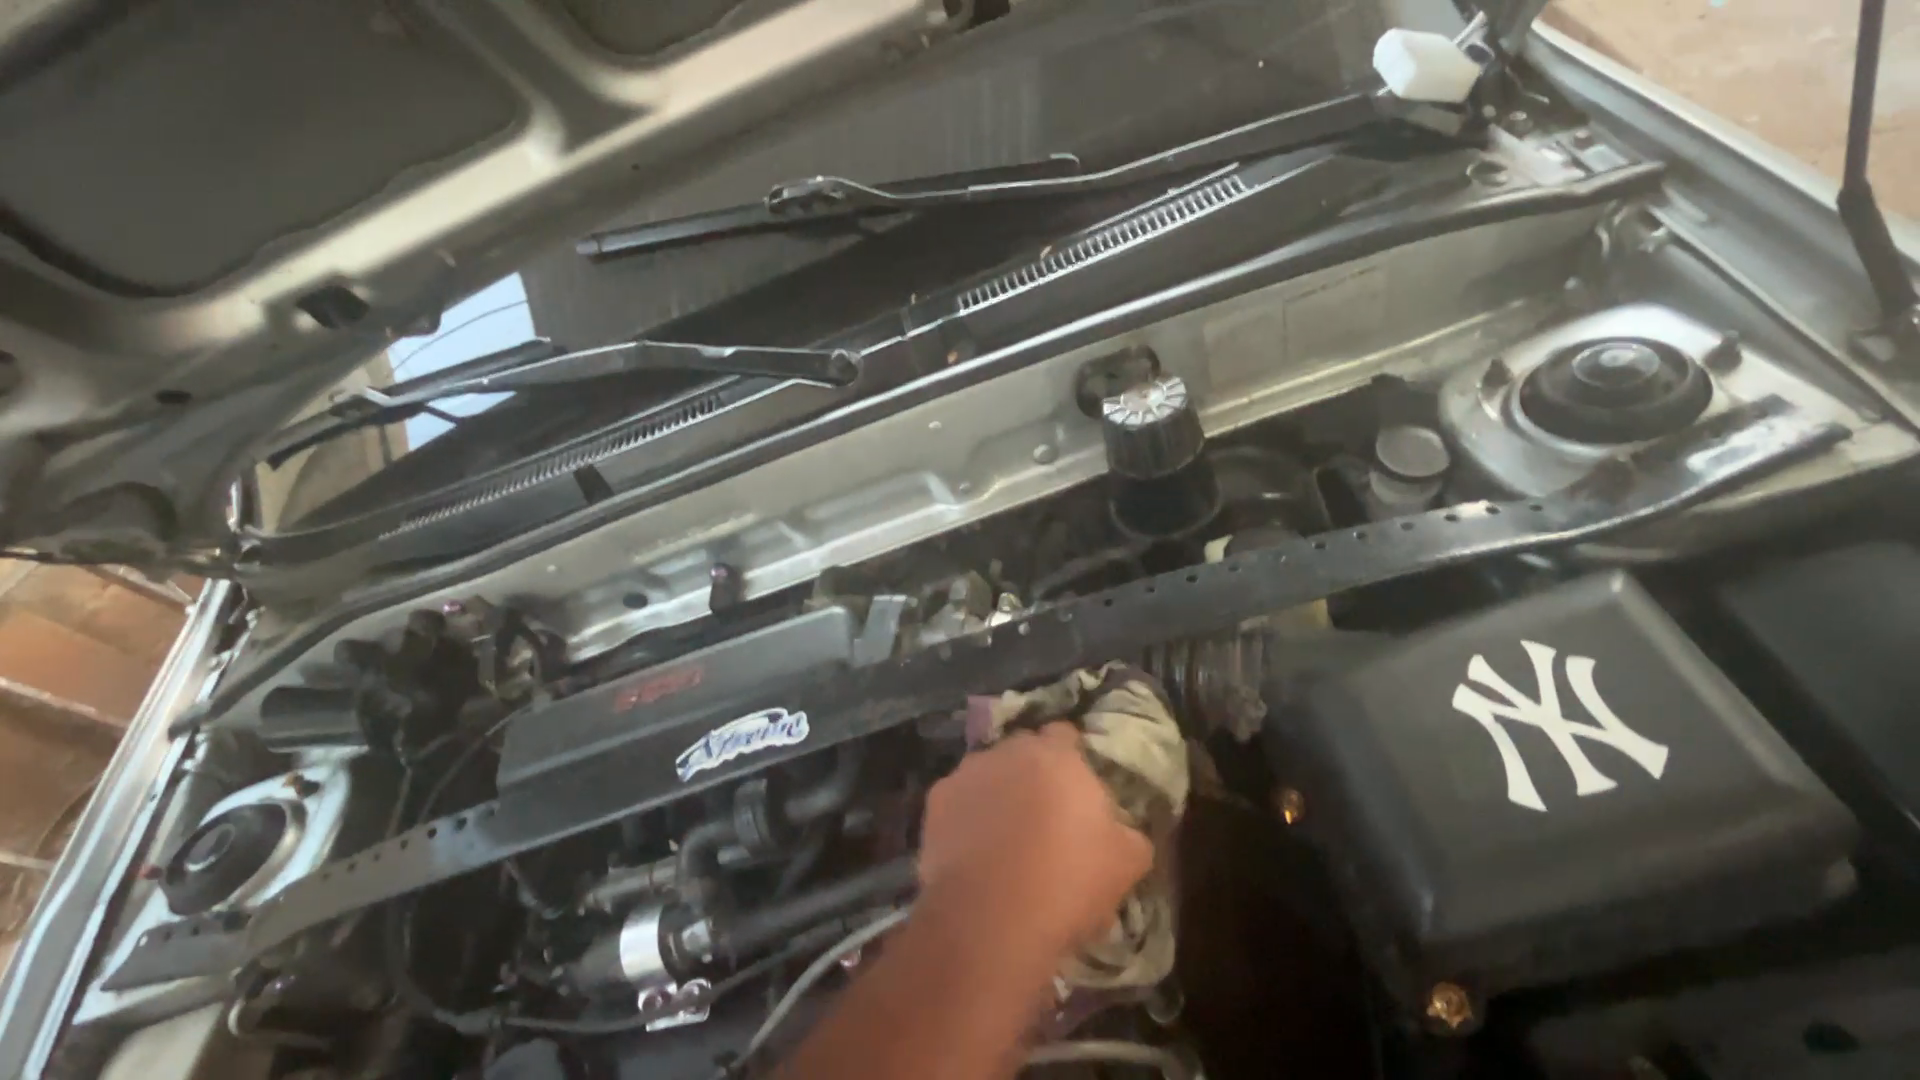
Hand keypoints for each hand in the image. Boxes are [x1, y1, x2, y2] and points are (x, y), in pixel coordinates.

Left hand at [918, 723, 1153, 957]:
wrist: (989, 919)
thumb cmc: (1067, 882)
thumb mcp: (1126, 864)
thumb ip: (1130, 833)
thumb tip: (1125, 831)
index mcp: (1056, 755)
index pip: (1066, 735)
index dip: (1073, 758)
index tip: (1079, 789)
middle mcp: (1006, 751)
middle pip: (1023, 751)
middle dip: (1034, 773)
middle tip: (1046, 814)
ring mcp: (965, 774)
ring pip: (987, 773)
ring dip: (998, 793)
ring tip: (1006, 837)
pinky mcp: (934, 804)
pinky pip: (958, 802)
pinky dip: (966, 818)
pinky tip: (975, 852)